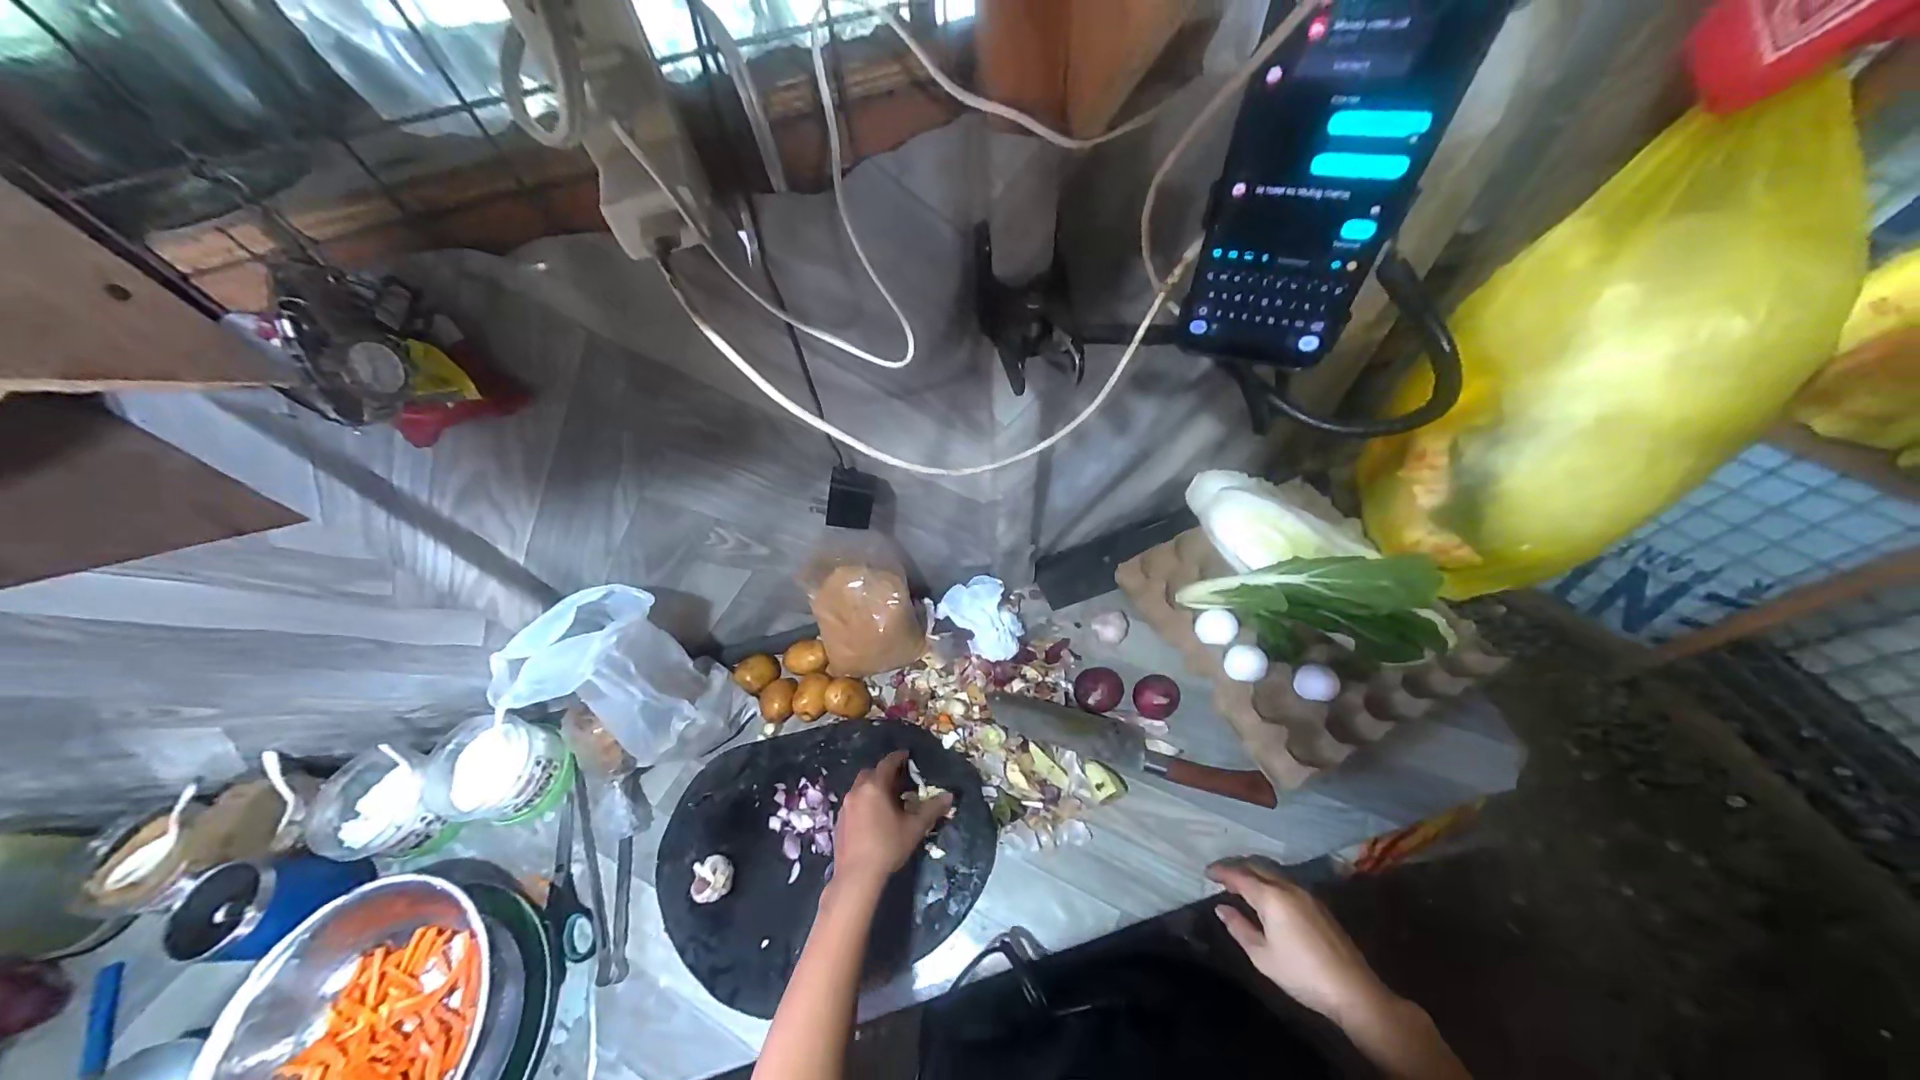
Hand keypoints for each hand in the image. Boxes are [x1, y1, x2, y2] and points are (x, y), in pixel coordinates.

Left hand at [833, 751, 952, 888]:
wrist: (857, 876)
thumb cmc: (888, 847)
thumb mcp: (914, 828)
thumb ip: (932, 809)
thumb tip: (949, 796)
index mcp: (875, 786)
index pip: (887, 763)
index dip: (898, 758)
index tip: (906, 755)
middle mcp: (857, 791)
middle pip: (870, 773)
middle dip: (884, 772)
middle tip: (898, 779)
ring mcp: (845, 806)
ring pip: (859, 787)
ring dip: (872, 787)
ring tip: (886, 798)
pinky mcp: (838, 820)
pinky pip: (853, 802)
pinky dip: (863, 802)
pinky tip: (872, 817)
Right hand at [1207, 858, 1392, 1022]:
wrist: (1352, 989)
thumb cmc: (1301, 974)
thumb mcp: (1262, 956)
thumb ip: (1239, 928)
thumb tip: (1222, 908)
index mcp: (1271, 897)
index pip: (1239, 875)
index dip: (1221, 872)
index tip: (1206, 873)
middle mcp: (1287, 886)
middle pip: (1256, 865)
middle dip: (1236, 866)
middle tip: (1220, 875)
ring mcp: (1305, 893)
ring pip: (1273, 870)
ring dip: (1253, 870)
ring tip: (1240, 881)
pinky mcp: (1317, 903)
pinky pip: (1285, 879)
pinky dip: (1268, 878)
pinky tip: (1265, 893)